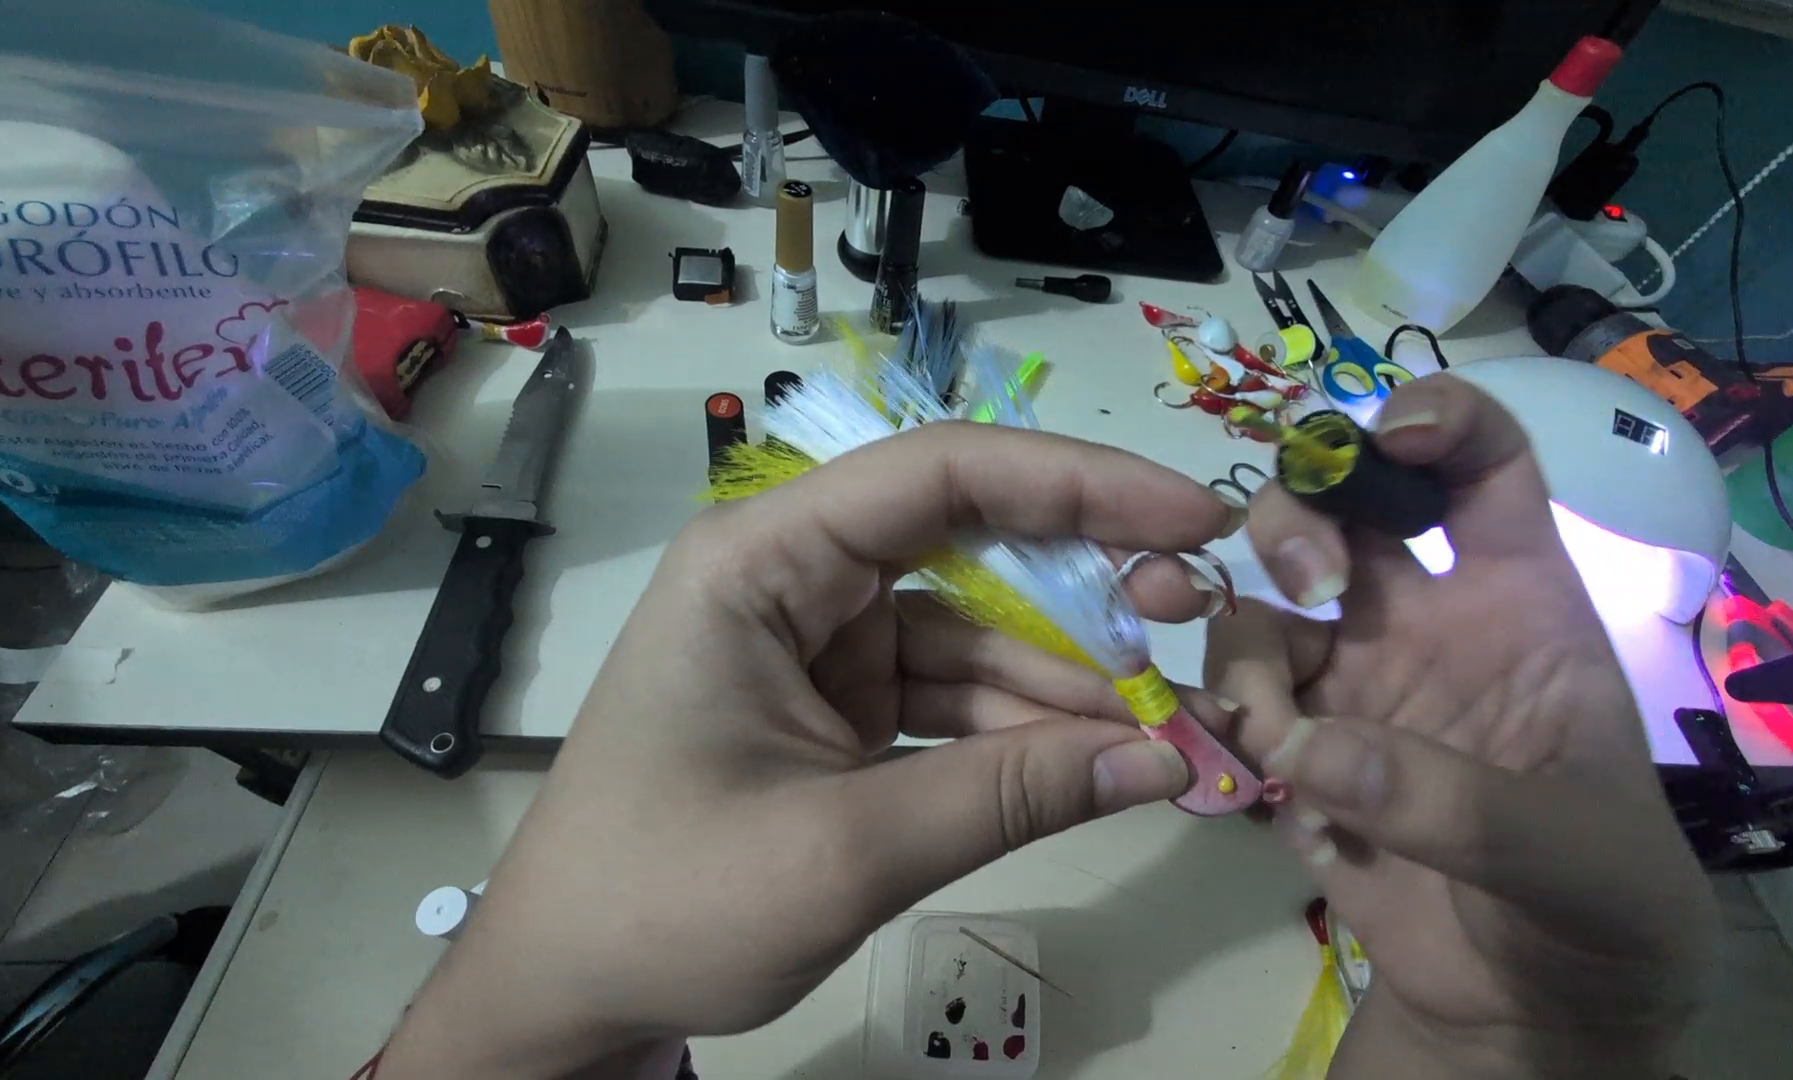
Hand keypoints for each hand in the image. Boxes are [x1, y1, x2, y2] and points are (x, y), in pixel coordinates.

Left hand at [381, 424, 1235, 1079]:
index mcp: (765, 559)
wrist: (565, 988)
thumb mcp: (844, 851)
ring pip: (976, 628)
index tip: (1189, 514)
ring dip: (1069, 675)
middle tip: (1192, 609)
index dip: (1077, 482)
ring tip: (1172, 716)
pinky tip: (1100, 755)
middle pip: (969, 535)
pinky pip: (956, 692)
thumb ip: (1008, 796)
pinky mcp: (847, 695)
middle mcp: (799, 572)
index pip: (939, 475)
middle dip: (1085, 573)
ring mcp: (827, 635)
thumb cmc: (663, 903)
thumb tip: (1165, 760)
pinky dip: (1026, 726)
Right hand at [1206, 377, 1714, 1079]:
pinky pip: (1222, 693)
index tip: (1392, 433)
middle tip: (1303, 585)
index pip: (1482, 469)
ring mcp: (1335, 674)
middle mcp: (1405, 618)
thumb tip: (1313, 748)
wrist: (1518, 997)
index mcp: (1508, 603)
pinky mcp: (1283, 732)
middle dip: (1295, 525)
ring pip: (1251, 607)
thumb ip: (1460, 802)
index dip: (1442, 423)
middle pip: (1325, 513)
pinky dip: (1213, 717)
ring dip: (1246, 661)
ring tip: (1275, 746)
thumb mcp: (1579, 860)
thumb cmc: (1592, 907)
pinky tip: (1241, 769)